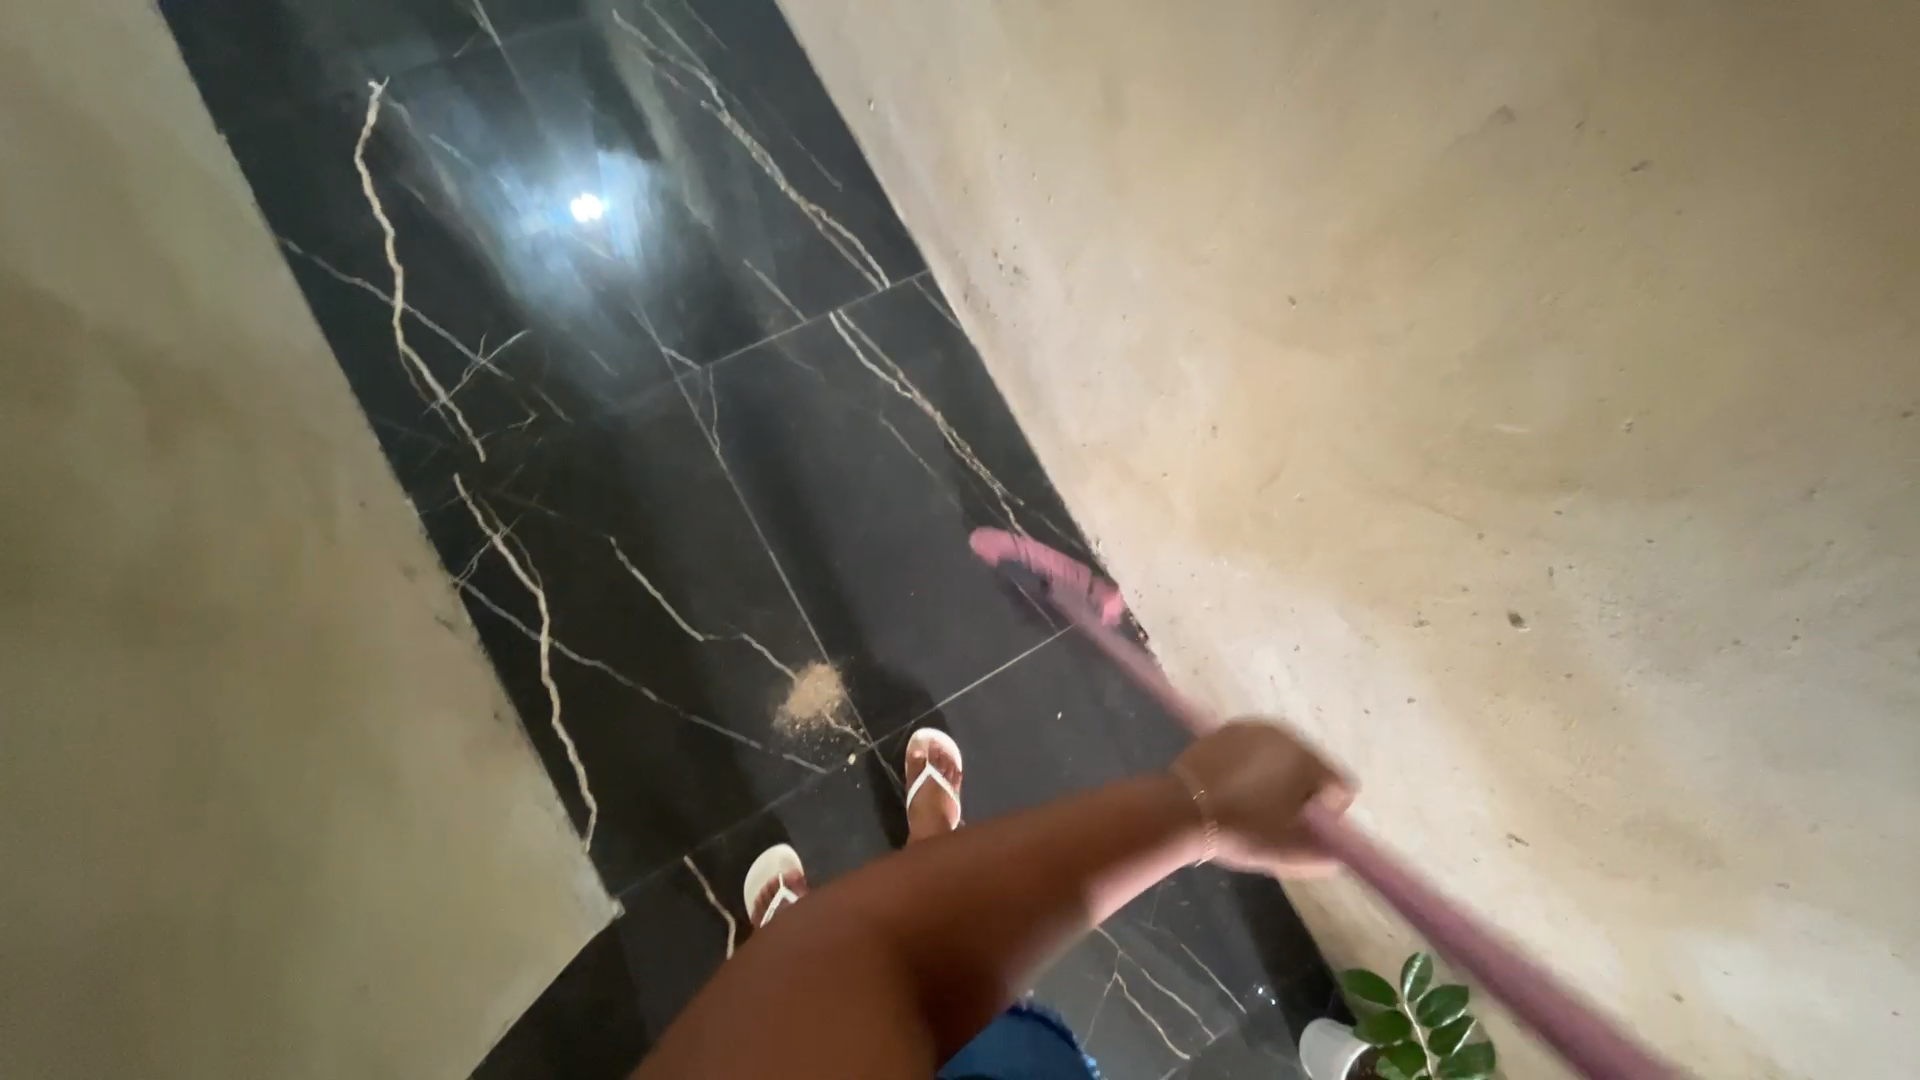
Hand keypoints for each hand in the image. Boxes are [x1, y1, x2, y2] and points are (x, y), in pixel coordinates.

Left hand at [1171, 718, 1353, 877]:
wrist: (1181, 807)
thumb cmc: (1241, 830)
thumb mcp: (1288, 854)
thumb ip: (1324, 855)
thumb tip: (1335, 854)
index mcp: (1308, 762)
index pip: (1341, 786)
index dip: (1328, 812)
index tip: (1303, 827)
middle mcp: (1286, 735)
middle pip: (1312, 766)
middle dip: (1302, 790)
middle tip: (1276, 815)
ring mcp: (1254, 728)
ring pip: (1282, 754)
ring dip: (1277, 774)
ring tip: (1253, 800)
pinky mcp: (1226, 728)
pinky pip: (1254, 747)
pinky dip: (1252, 762)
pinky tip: (1234, 783)